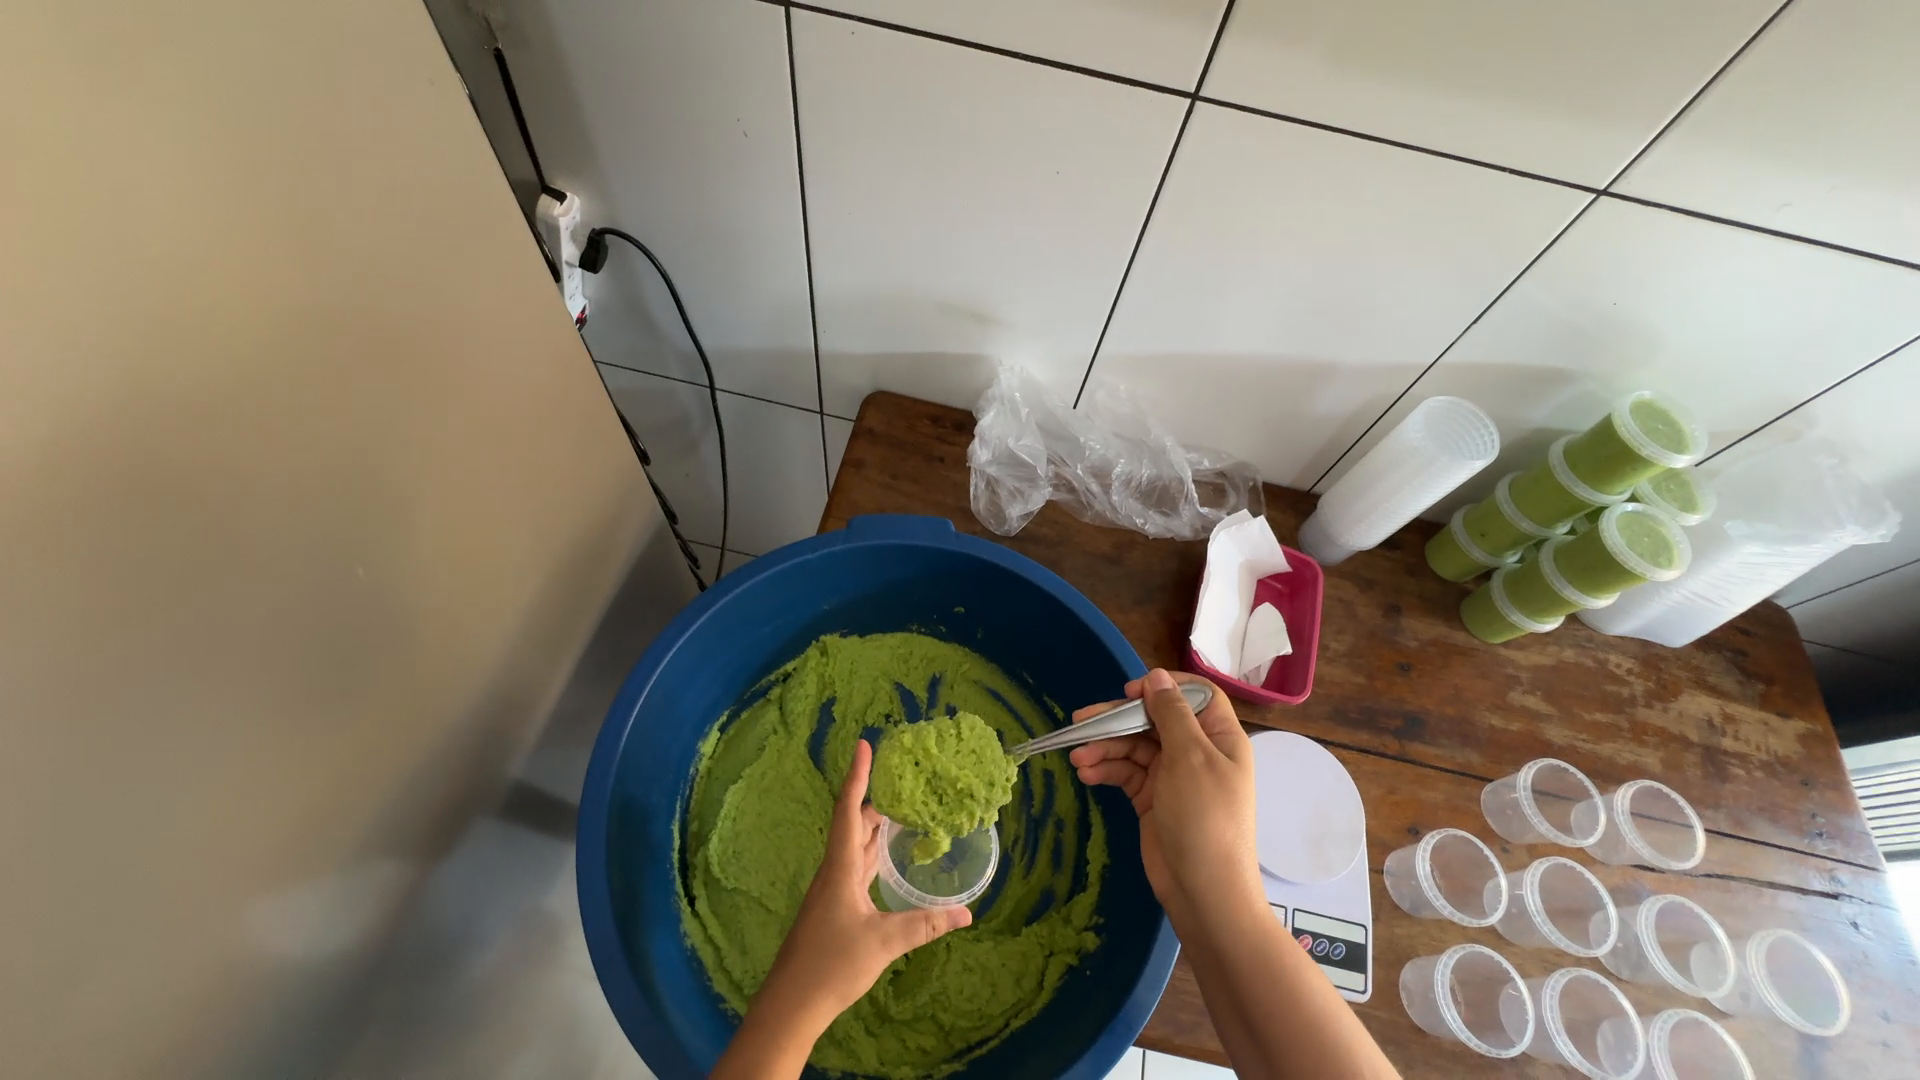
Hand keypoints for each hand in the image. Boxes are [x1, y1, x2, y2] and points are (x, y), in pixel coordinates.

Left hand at [757, 739, 972, 1027]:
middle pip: (853, 823)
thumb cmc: (831, 965)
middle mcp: (834, 870)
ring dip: (874, 824)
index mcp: (840, 867)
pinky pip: (857, 865)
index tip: (864, 745)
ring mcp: (833, 889)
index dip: (858, 776)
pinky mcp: (835, 906)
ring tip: (900, 805)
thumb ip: (925, 925)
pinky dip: (873, 851)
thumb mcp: (884, 943)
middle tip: (900, 775)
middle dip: (874, 796)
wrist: (791, 1004)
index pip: (848, 810)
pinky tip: (888, 856)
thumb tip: (967, 913)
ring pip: (855, 845)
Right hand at [1069, 669, 1263, 927]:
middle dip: (1118, 720)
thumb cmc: (1204, 818)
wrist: (1204, 891)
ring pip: (1134, 746)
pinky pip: (1125, 772)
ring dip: (1105, 747)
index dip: (1163, 687)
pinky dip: (1106, 770)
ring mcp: (1173, 775)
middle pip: (1154, 719)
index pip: (1194, 695)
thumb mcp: (1190, 758)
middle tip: (1081, 720)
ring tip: (1077, 757)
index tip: (1131, 693)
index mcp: (1218, 737)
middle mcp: (1197, 751)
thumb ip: (1171, 714)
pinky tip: (1085, 774)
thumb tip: (1156, 676)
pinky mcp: (1152, 798)